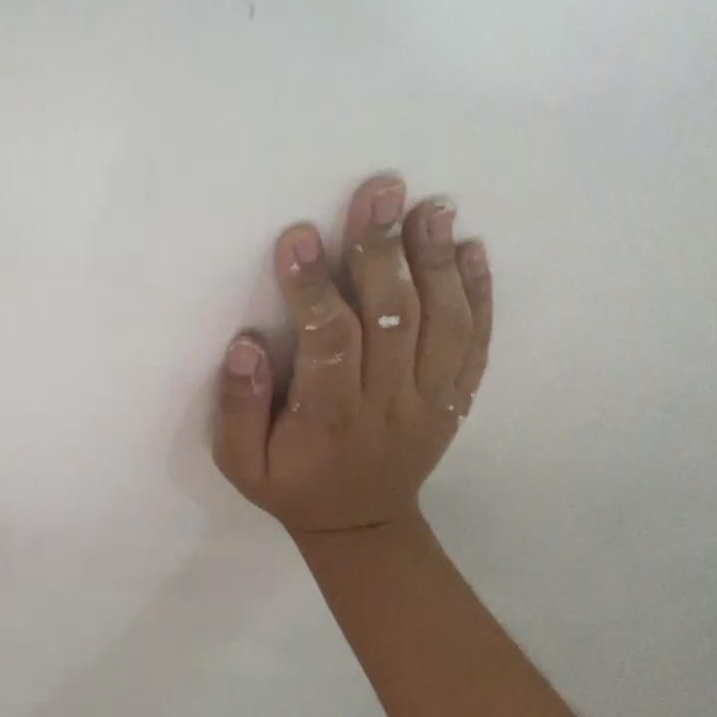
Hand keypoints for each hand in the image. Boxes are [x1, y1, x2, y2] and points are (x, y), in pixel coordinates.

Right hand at [213, 173, 493, 535]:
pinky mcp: (454, 393)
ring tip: (428, 205)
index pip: (327, 339)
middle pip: (391, 314)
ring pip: (441, 318)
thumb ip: (238, 406)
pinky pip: (476, 338)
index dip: (313, 286)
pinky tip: (469, 248)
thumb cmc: (290, 486)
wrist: (361, 524)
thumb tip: (244, 344)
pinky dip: (479, 291)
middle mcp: (388, 398)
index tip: (298, 236)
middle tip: (378, 192)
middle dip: (381, 248)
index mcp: (329, 414)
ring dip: (435, 258)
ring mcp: (429, 394)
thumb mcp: (238, 461)